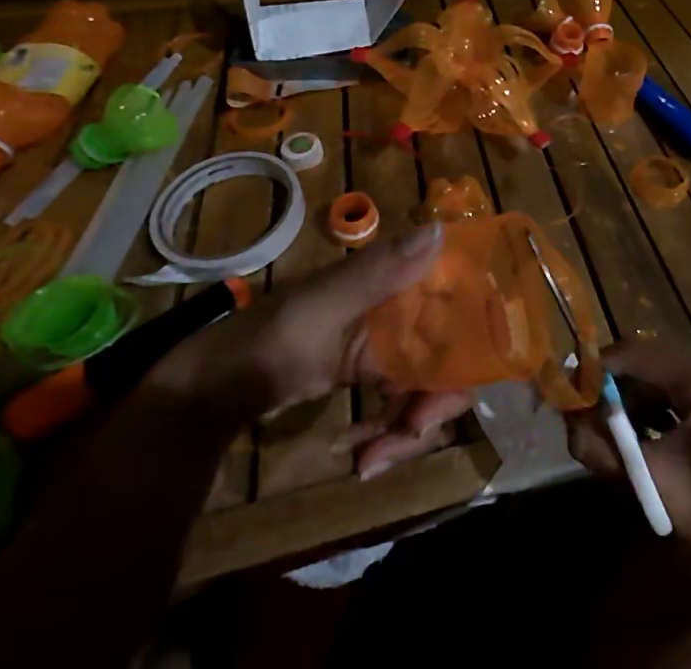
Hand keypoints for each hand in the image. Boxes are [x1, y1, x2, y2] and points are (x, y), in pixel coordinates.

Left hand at [148, 223, 472, 478]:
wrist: (216, 388)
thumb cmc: (267, 339)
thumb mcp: (321, 307)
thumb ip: (377, 273)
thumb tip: (441, 228)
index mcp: (390, 282)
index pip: (457, 303)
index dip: (473, 343)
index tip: (458, 385)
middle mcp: (395, 310)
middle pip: (450, 358)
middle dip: (435, 403)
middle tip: (409, 432)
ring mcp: (383, 346)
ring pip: (427, 389)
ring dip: (408, 430)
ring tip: (371, 461)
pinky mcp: (371, 375)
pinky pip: (400, 407)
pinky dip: (387, 435)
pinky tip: (362, 459)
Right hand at [568, 343, 690, 605]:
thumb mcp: (652, 482)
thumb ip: (597, 443)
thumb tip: (562, 414)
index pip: (628, 355)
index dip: (590, 375)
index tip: (563, 400)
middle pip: (643, 365)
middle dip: (610, 395)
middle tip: (584, 426)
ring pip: (657, 378)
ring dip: (630, 406)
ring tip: (610, 441)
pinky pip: (678, 390)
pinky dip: (654, 412)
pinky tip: (642, 443)